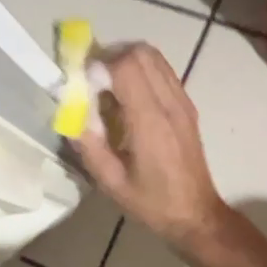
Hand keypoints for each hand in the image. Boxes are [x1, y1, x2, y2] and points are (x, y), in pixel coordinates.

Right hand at [70, 44, 232, 250]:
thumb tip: (70, 115)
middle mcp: (170, 104)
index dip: (99, 66)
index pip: (126, 67)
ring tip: (109, 88)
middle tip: (94, 83)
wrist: (195, 214)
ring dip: (127, 62)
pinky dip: (141, 72)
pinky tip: (128, 98)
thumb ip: (89, 146)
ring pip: (154, 56)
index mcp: (150, 122)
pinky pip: (163, 71)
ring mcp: (182, 102)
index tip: (84, 85)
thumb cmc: (152, 203)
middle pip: (140, 52)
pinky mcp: (187, 105)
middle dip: (111, 58)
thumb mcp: (111, 182)